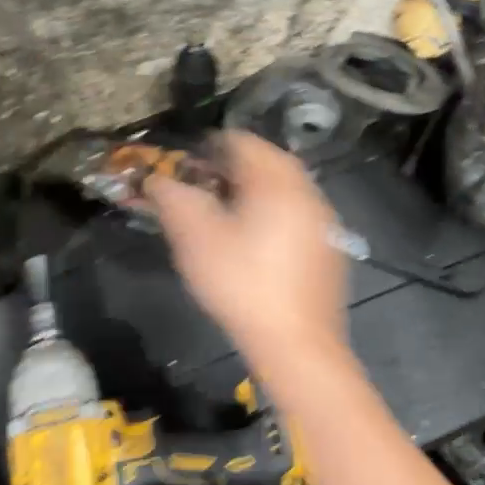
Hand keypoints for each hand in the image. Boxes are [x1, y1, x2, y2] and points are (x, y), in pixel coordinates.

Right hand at [146, 132, 347, 357]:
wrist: (296, 343)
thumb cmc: (242, 286)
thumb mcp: (195, 240)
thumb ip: (173, 199)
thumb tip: (156, 179)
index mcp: (277, 180)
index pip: (240, 141)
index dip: (206, 150)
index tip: (184, 171)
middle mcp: (307, 191)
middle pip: (265, 163)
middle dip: (230, 171)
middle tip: (201, 193)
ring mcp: (323, 221)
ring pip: (283, 190)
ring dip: (252, 194)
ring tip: (223, 218)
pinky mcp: (328, 249)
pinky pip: (296, 216)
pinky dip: (273, 217)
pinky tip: (254, 246)